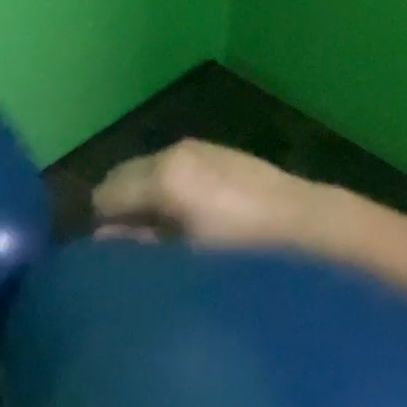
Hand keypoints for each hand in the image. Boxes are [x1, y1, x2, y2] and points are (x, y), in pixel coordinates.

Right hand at [92, 139, 339, 247]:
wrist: (308, 225)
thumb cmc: (244, 253)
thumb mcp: (185, 257)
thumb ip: (140, 246)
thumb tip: (104, 241)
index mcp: (164, 177)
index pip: (103, 196)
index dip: (99, 228)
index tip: (106, 257)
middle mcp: (174, 153)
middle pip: (121, 177)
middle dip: (118, 208)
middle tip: (129, 248)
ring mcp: (198, 149)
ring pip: (147, 171)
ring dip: (143, 198)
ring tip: (160, 235)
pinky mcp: (217, 152)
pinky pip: (172, 168)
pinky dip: (166, 189)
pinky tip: (187, 217)